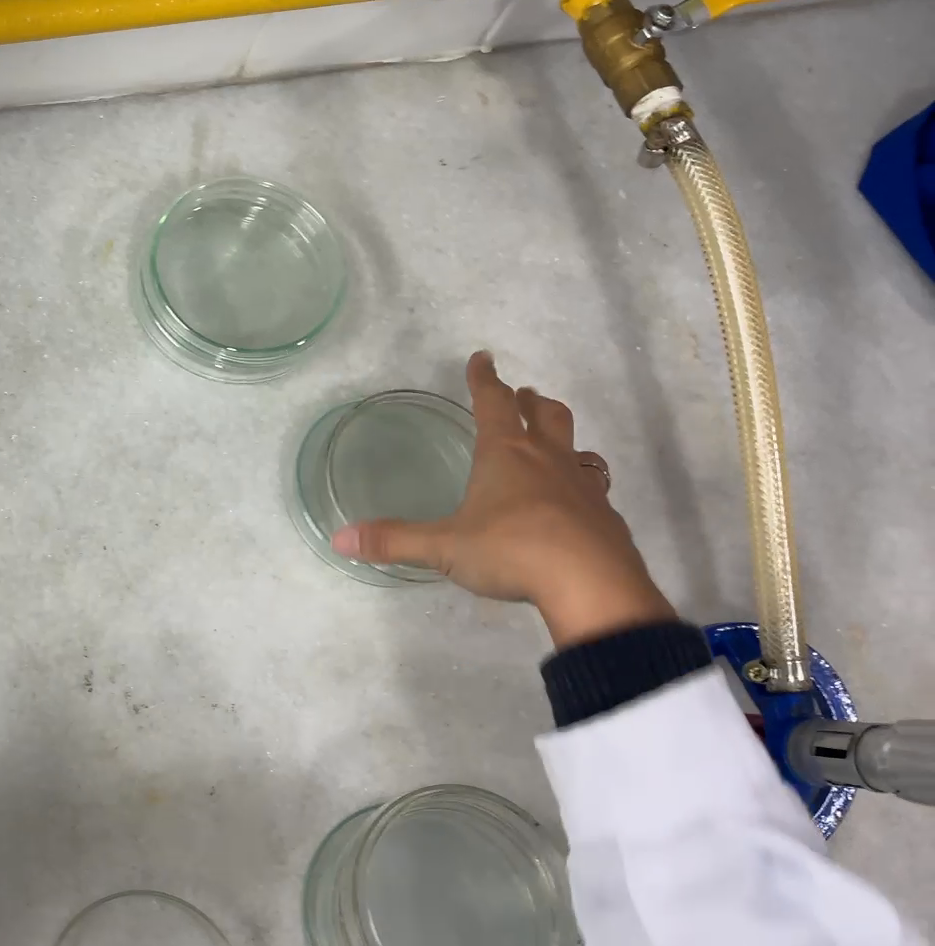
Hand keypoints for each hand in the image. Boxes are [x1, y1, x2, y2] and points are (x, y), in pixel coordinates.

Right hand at [331, 351, 675, 647]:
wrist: (594, 588)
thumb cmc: (512, 550)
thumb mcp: (443, 547)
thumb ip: (394, 540)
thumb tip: (340, 539)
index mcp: (505, 455)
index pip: (492, 404)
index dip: (484, 379)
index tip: (482, 357)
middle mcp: (547, 461)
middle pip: (546, 415)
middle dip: (531, 401)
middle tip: (523, 393)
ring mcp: (583, 487)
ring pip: (576, 447)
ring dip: (560, 436)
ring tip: (548, 441)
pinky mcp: (605, 518)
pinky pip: (592, 488)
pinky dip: (577, 483)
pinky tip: (568, 503)